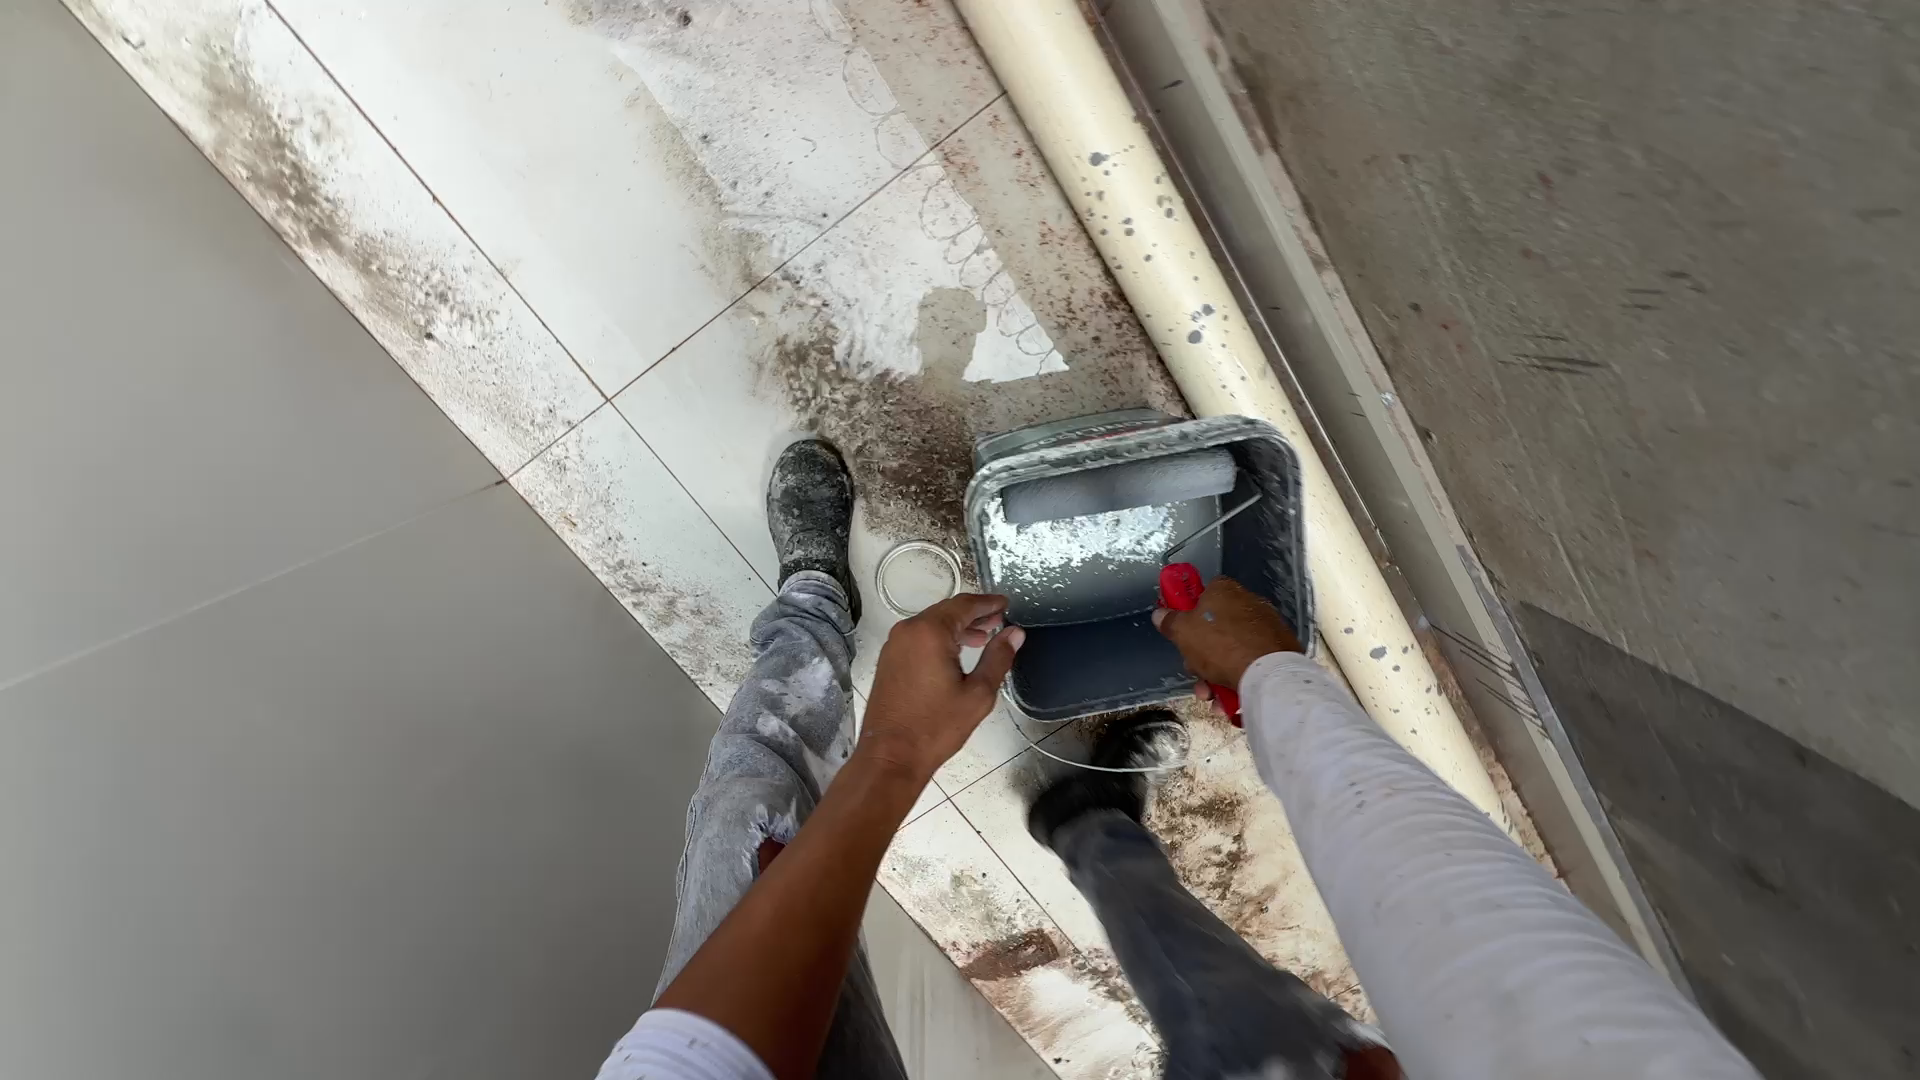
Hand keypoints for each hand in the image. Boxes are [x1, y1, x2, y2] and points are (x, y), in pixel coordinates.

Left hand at [860, 594, 1025, 778]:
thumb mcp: (978, 693)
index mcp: (930, 632)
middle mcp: (908, 630)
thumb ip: (998, 658)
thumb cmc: (936, 727)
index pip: (964, 605)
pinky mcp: (889, 659)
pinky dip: (940, 638)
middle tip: (998, 619)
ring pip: (932, 624)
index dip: (988, 602)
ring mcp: (895, 644)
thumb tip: (1015, 633)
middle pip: (946, 611)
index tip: (1005, 603)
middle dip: (974, 614)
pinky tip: (956, 652)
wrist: (890, 755)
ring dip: (957, 627)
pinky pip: (919, 637)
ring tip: (983, 637)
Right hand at [1152, 576, 1302, 691]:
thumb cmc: (1220, 645)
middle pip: (1215, 627)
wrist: (1267, 675)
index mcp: (1225, 590)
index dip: (1189, 612)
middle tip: (1194, 672)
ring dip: (1215, 675)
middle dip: (1200, 655)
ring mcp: (1267, 627)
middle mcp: (1249, 603)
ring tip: (1211, 697)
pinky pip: (1251, 662)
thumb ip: (1169, 621)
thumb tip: (1160, 614)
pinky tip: (1229, 701)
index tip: (1182, 632)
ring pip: (1231, 650)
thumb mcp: (1182, 632)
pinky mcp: (1281, 650)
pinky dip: (1238, 680)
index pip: (1203, 593)